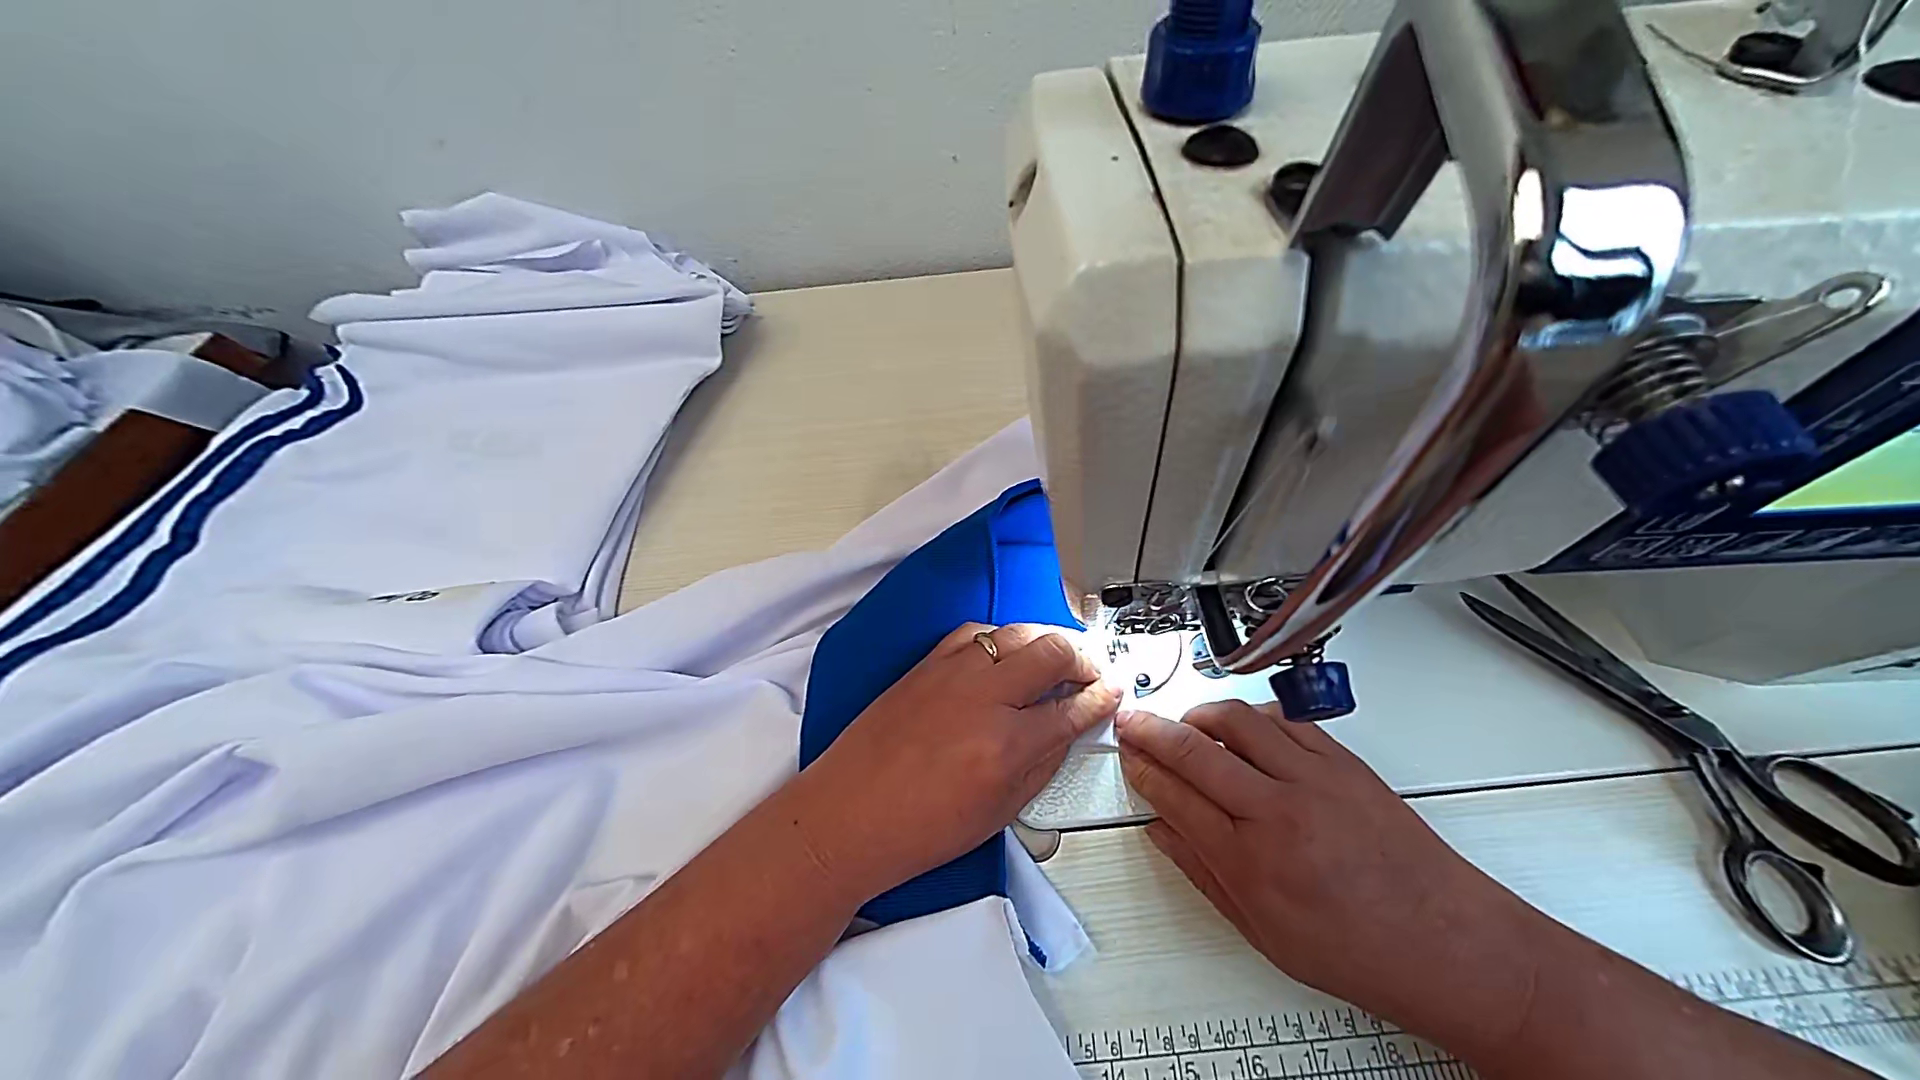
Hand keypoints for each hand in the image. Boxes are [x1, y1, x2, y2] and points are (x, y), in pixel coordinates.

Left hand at [785, 623, 1121, 905]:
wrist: (848, 816)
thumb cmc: (915, 827)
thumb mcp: (997, 813)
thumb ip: (1041, 766)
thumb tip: (1066, 733)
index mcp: (1006, 746)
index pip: (1073, 708)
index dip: (1100, 699)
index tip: (1109, 694)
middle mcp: (982, 699)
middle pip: (1053, 653)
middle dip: (1084, 659)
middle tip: (1090, 671)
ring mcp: (951, 675)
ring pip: (1016, 633)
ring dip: (1046, 640)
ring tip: (1056, 656)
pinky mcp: (925, 665)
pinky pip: (974, 632)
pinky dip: (1000, 637)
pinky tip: (1005, 650)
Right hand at [1115, 704, 1556, 1061]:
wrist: (1455, 948)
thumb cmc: (1368, 952)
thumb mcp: (1263, 932)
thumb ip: (1203, 873)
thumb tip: (1163, 834)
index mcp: (1251, 862)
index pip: (1173, 795)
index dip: (1141, 770)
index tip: (1130, 758)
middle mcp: (1278, 812)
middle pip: (1192, 749)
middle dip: (1150, 730)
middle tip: (1133, 723)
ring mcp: (1314, 781)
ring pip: (1236, 720)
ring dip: (1196, 713)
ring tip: (1182, 720)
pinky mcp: (1345, 764)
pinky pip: (1284, 720)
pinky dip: (1251, 715)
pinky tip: (1240, 725)